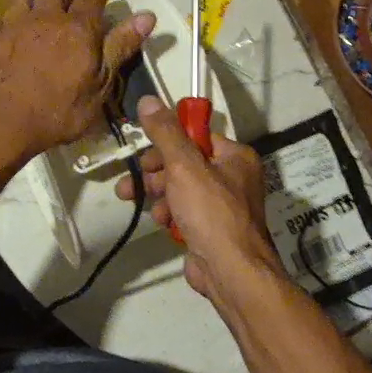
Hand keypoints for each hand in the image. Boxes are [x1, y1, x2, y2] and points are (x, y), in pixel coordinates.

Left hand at [0, 0, 153, 158]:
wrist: (5, 123)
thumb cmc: (60, 111)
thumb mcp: (100, 86)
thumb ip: (120, 47)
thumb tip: (147, 15)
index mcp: (78, 26)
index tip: (100, 7)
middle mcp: (46, 16)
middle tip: (65, 16)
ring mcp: (14, 23)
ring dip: (30, 3)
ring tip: (34, 23)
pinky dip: (5, 25)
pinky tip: (9, 41)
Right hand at [116, 95, 283, 305]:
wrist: (230, 271)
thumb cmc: (211, 213)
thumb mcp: (184, 167)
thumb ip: (165, 134)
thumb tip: (148, 100)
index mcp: (235, 157)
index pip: (196, 136)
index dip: (167, 142)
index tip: (144, 152)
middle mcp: (232, 177)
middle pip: (184, 163)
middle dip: (156, 174)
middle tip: (136, 183)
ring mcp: (223, 205)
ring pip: (180, 189)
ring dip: (160, 197)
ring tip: (149, 208)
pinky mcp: (211, 229)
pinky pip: (184, 212)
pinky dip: (171, 216)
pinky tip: (164, 224)